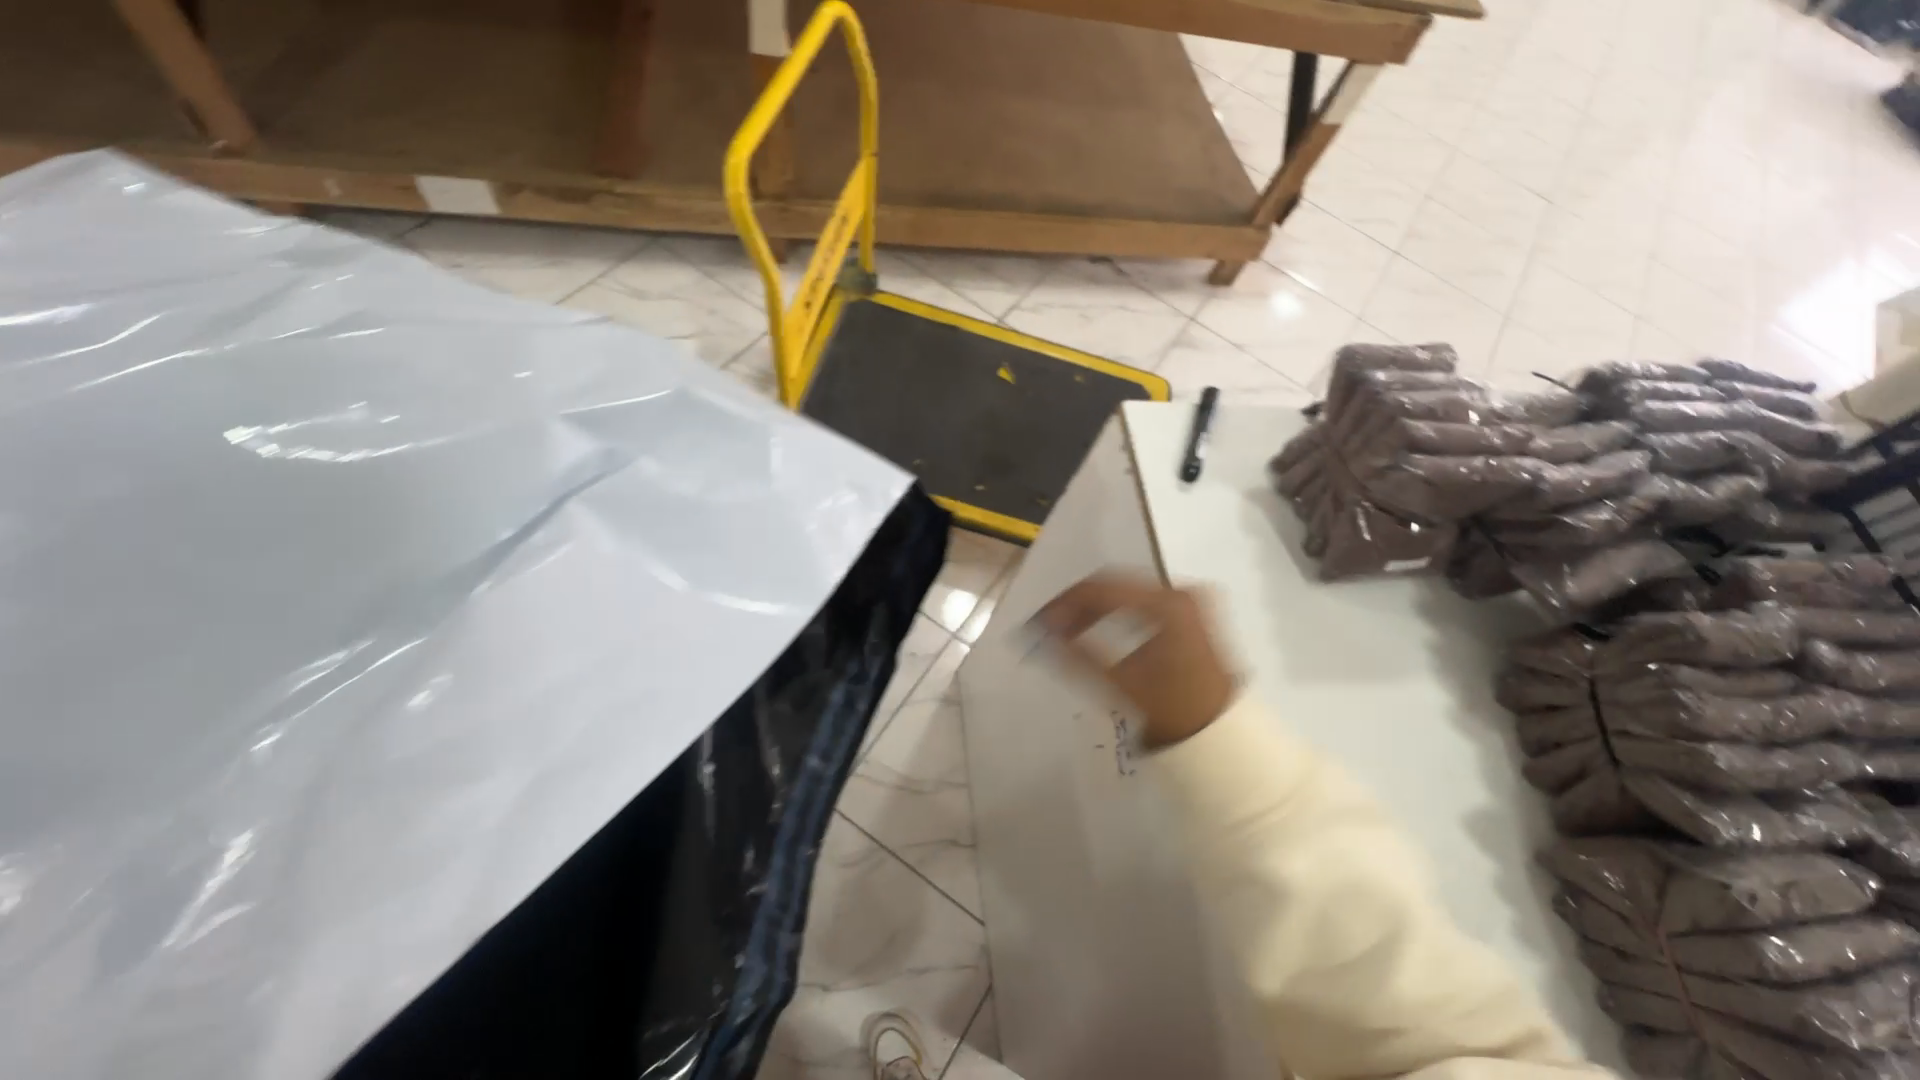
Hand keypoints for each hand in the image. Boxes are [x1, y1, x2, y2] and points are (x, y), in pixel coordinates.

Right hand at [1036, 573, 1237, 748]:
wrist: (1218, 732)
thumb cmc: (1171, 709)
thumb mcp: (1119, 682)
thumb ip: (1076, 653)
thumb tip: (1042, 631)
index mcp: (1167, 603)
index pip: (1103, 588)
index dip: (1066, 603)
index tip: (1040, 622)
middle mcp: (1180, 592)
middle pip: (1115, 585)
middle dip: (1079, 605)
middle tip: (1051, 627)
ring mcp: (1188, 600)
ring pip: (1127, 592)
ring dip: (1096, 609)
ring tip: (1069, 630)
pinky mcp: (1190, 611)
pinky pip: (1142, 601)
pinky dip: (1116, 613)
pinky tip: (1097, 629)